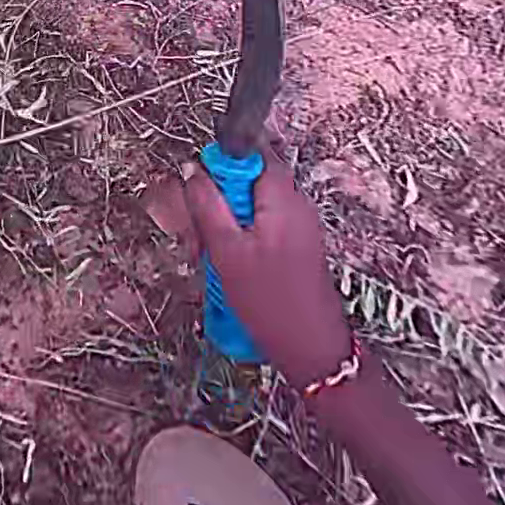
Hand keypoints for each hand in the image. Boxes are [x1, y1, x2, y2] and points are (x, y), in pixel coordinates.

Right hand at [184, 144, 352, 384]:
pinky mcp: (293, 242)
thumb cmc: (268, 300)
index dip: (221, 162)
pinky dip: (237, 234)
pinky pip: (258, 222)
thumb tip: (193, 168)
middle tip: (200, 228)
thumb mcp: (226, 249)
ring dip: (223, 219)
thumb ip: (207, 203)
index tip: (202, 186)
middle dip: (218, 196)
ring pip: (249, 202)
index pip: (251, 153)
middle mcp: (295, 204)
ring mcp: (296, 224)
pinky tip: (226, 261)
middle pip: (247, 178)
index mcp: (282, 198)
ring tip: (209, 250)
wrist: (311, 351)